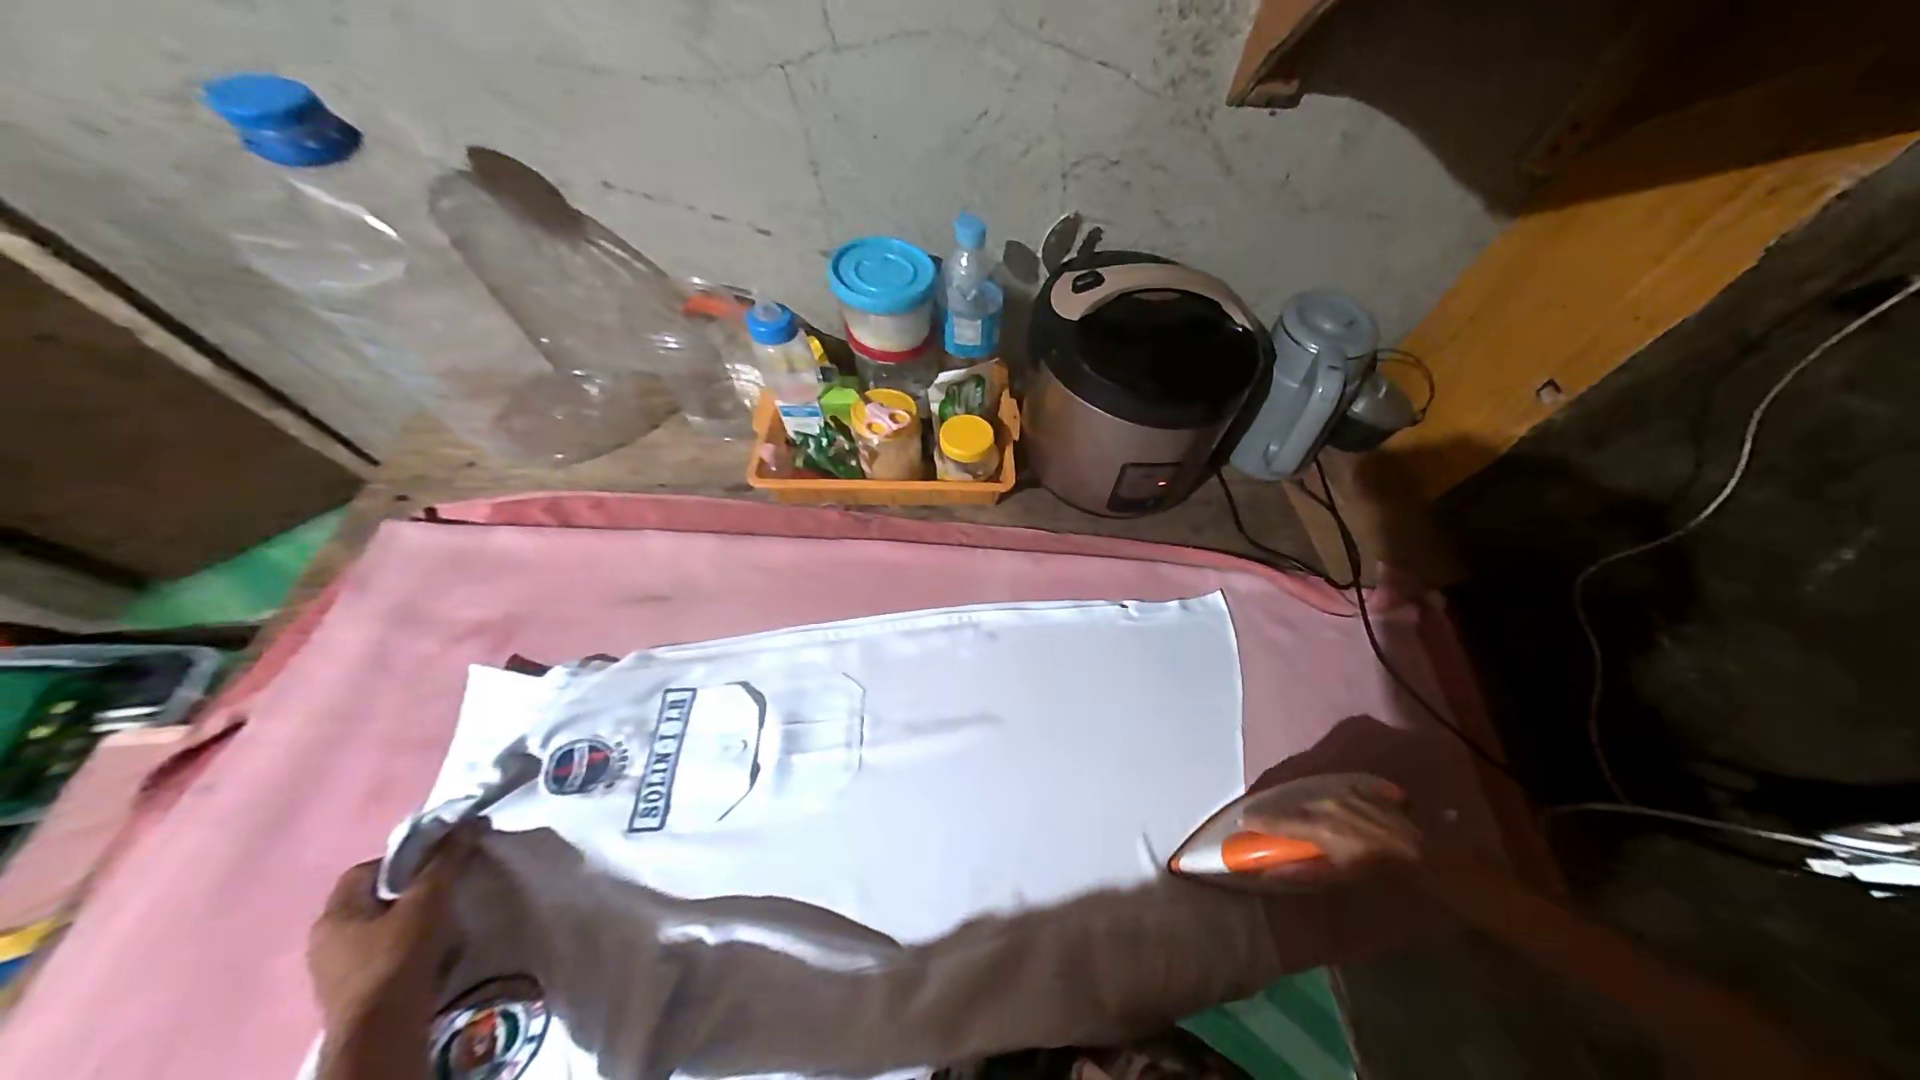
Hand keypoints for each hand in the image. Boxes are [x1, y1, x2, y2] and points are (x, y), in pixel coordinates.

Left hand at [309, 822, 482, 1030]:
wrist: (384, 1032)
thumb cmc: (399, 957)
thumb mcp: (429, 900)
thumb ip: (446, 861)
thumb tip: (467, 824)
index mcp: (334, 914)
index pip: (365, 870)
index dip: (403, 859)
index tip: (436, 863)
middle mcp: (325, 942)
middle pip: (375, 900)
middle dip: (412, 893)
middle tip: (446, 890)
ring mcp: (335, 973)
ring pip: (382, 931)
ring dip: (414, 923)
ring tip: (447, 924)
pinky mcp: (355, 995)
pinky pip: (385, 958)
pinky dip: (410, 951)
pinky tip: (435, 955)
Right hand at [1244, 777, 1420, 886]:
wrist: (1423, 854)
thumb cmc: (1377, 870)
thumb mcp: (1339, 875)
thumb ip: (1302, 870)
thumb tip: (1268, 871)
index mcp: (1317, 825)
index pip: (1277, 821)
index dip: (1258, 822)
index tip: (1243, 822)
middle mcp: (1325, 803)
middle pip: (1293, 806)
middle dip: (1279, 813)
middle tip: (1269, 820)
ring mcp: (1343, 791)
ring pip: (1313, 796)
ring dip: (1303, 805)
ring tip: (1299, 813)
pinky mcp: (1360, 786)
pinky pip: (1336, 789)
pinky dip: (1330, 798)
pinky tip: (1334, 807)